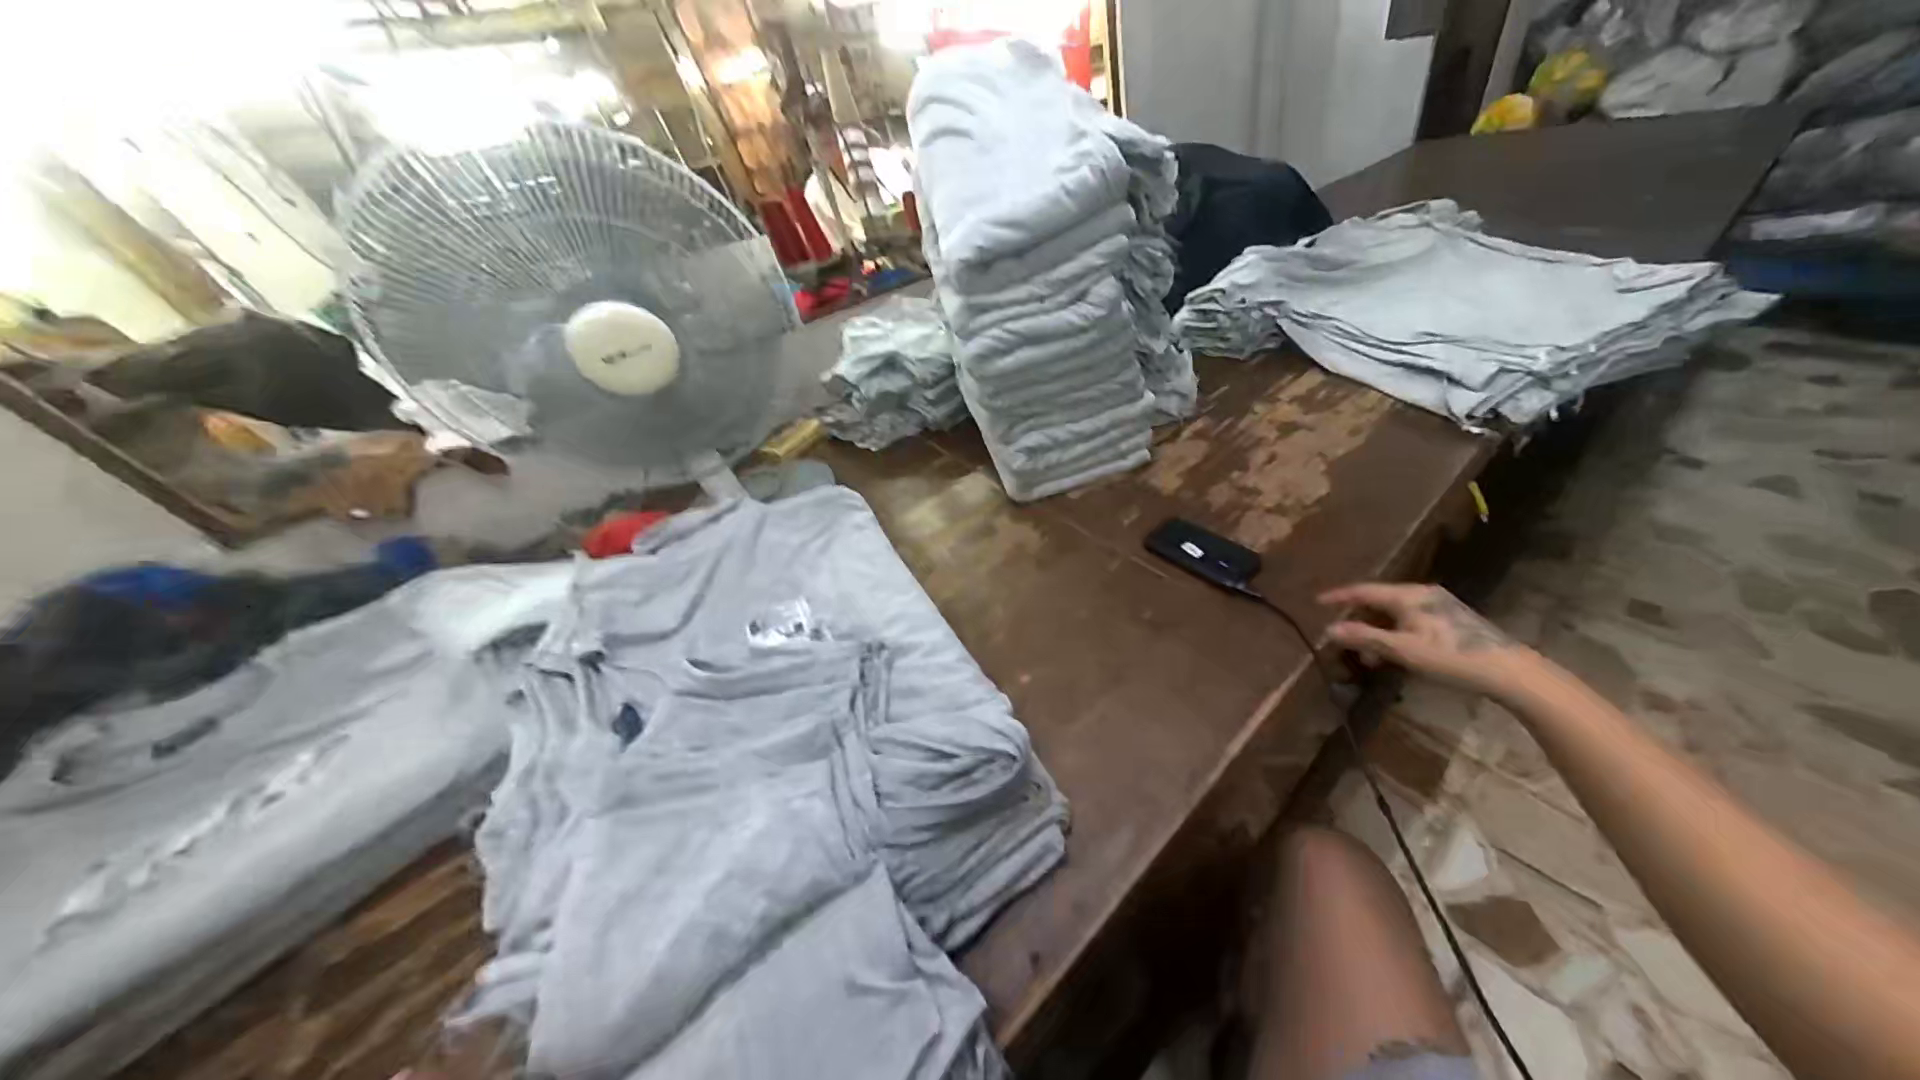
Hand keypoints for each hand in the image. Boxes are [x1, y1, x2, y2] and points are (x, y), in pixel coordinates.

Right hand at [1316, 582, 1543, 698]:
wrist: (1508, 671)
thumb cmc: (1450, 656)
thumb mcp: (1402, 649)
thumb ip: (1364, 638)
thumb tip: (1328, 630)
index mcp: (1408, 596)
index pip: (1363, 591)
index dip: (1339, 597)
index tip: (1317, 602)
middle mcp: (1422, 594)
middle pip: (1379, 602)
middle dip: (1358, 620)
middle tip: (1342, 637)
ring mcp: (1439, 606)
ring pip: (1395, 614)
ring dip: (1377, 631)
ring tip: (1368, 656)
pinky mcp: (1450, 620)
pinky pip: (1409, 620)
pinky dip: (1394, 633)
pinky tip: (1394, 653)